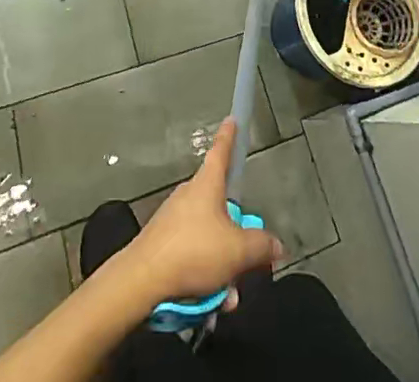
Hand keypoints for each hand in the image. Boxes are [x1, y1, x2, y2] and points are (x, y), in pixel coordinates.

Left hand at [114, 118, 283, 308]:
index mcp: (206, 186)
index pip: (221, 153)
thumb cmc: (194, 253)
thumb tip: (275, 245)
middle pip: (222, 208)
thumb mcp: (239, 251)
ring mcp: (174, 218)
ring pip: (211, 238)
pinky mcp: (164, 241)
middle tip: (249, 264)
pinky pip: (195, 254)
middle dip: (238, 238)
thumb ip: (262, 246)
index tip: (231, 120)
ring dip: (223, 265)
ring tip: (226, 294)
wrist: (143, 278)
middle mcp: (189, 195)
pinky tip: (209, 300)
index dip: (229, 137)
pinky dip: (206, 275)